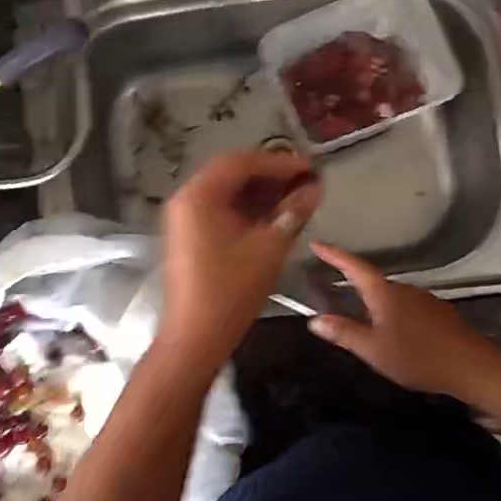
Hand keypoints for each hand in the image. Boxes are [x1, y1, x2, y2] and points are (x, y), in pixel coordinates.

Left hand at [158, 151, 322, 366]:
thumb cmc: (230, 292)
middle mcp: (186, 201)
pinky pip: (221, 211)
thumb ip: (293, 212)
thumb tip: (315, 188)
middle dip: (271, 176)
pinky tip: (275, 218)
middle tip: (306, 181)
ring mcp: (185, 220)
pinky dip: (249, 210)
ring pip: (227, 193)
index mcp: (198, 196)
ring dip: (262, 193)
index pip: (241, 162)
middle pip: (232, 174)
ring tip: (297, 198)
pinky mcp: (191, 237)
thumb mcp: (269, 248)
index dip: (279, 162)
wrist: (195, 337)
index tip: (311, 168)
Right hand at [306, 241, 500, 401]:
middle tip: (329, 286)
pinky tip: (391, 333)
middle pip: (372, 281)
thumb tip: (314, 320)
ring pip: (390, 297)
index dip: (334, 255)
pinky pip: (406, 308)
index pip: (354, 267)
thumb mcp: (373, 349)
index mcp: (385, 293)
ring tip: (358, 318)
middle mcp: (404, 290)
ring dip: (372, 303)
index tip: (316, 244)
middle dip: (351, 283)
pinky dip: (391, 314)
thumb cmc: (418, 357)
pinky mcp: (438, 314)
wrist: (472, 368)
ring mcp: (424, 301)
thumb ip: (344, 333)